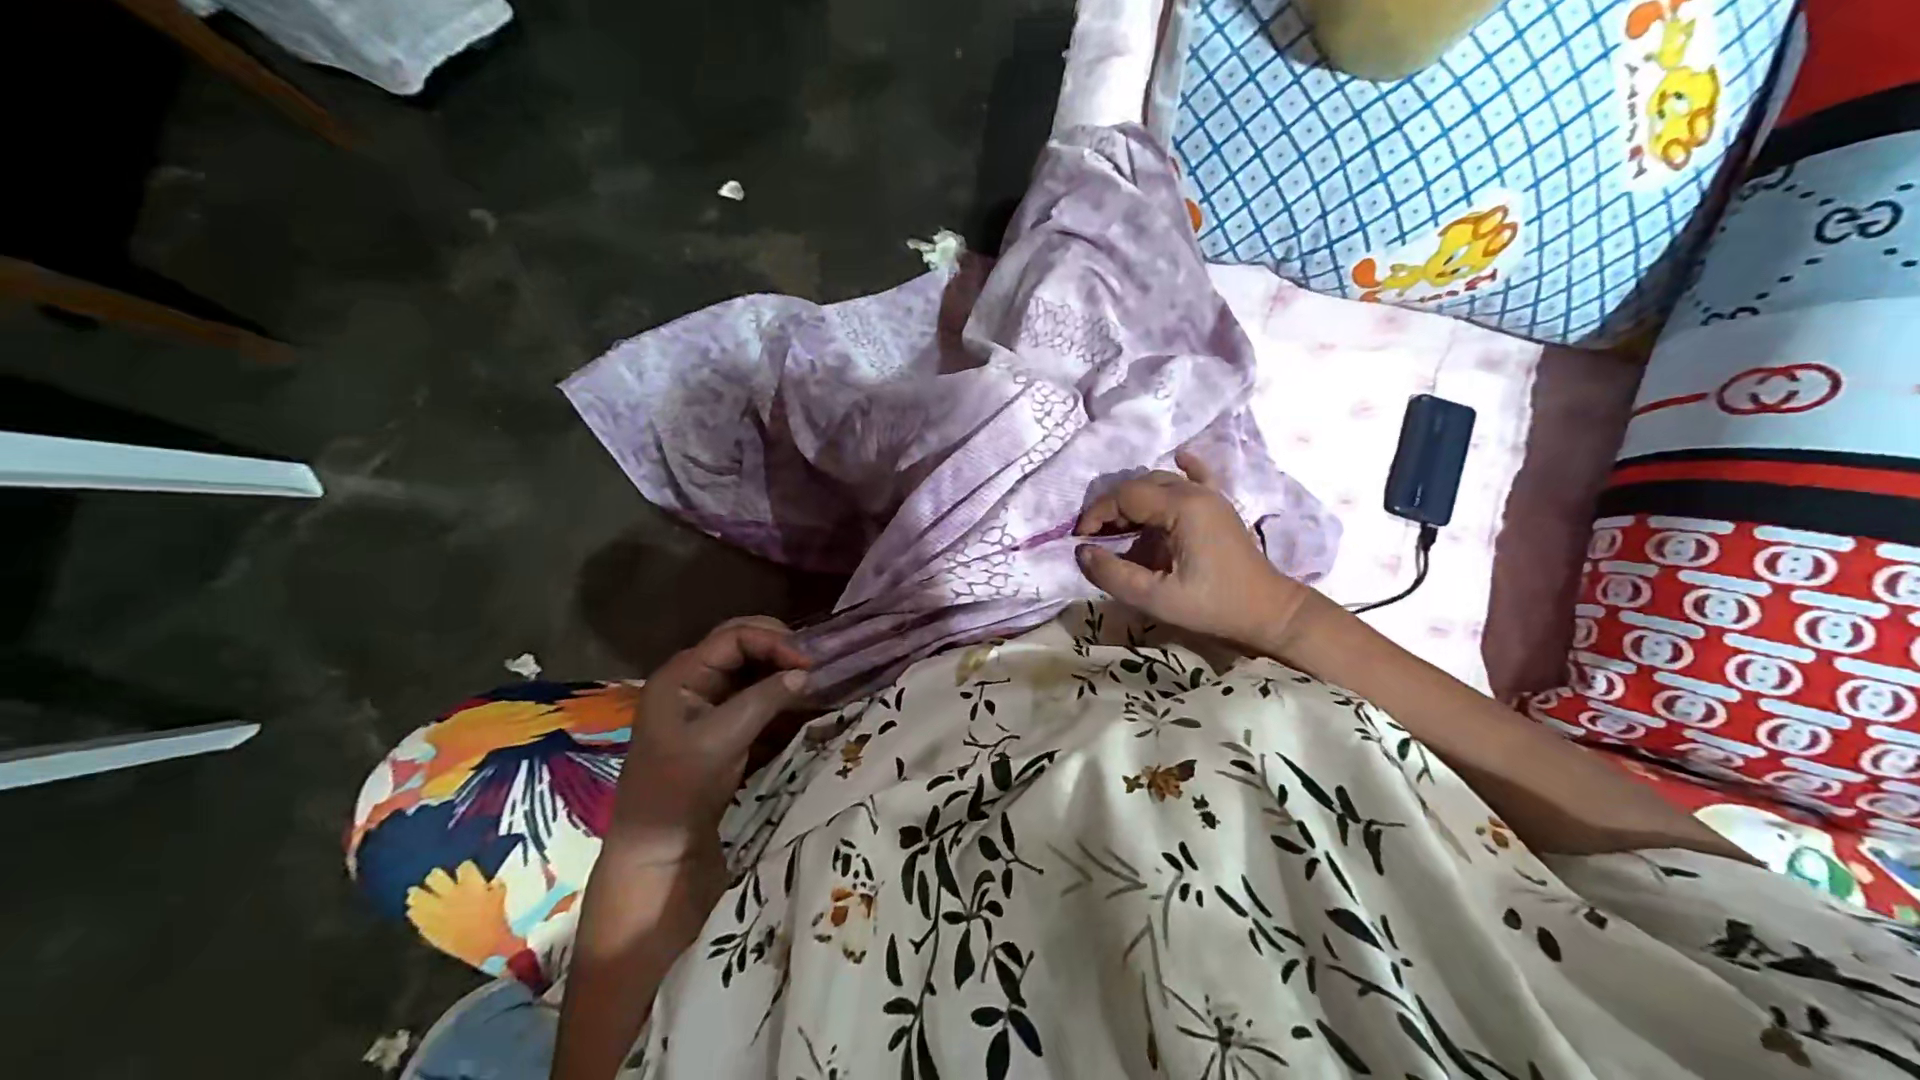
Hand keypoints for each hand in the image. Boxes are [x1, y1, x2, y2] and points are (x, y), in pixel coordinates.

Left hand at [614, 616, 811, 862]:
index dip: (774, 641)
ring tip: (817, 678)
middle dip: (781, 649)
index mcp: (683, 673)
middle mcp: (695, 676)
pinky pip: (757, 692)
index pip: (735, 637)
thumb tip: (806, 673)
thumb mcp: (722, 739)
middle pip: (744, 644)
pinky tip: (805, 698)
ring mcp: (709, 698)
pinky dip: (781, 692)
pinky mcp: (724, 720)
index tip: (809, 662)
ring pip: (754, 667)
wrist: (659, 841)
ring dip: (784, 670)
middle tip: (816, 662)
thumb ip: (764, 700)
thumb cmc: (680, 785)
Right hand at [1073, 452, 1313, 652]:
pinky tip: (1179, 457)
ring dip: (1135, 499)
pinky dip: (1183, 467)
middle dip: (1112, 508)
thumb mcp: (1156, 598)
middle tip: (1096, 538)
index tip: (1080, 540)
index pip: (1125, 496)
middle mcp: (1196, 492)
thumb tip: (1081, 551)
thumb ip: (1113, 574)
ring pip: (1161, 481)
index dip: (1096, 514)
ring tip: (1119, 526)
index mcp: (1182, 508)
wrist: (1268, 613)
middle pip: (1140, 485)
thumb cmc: (1213, 606)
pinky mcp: (1220, 507)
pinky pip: (1198, 476)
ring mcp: (1211, 496)